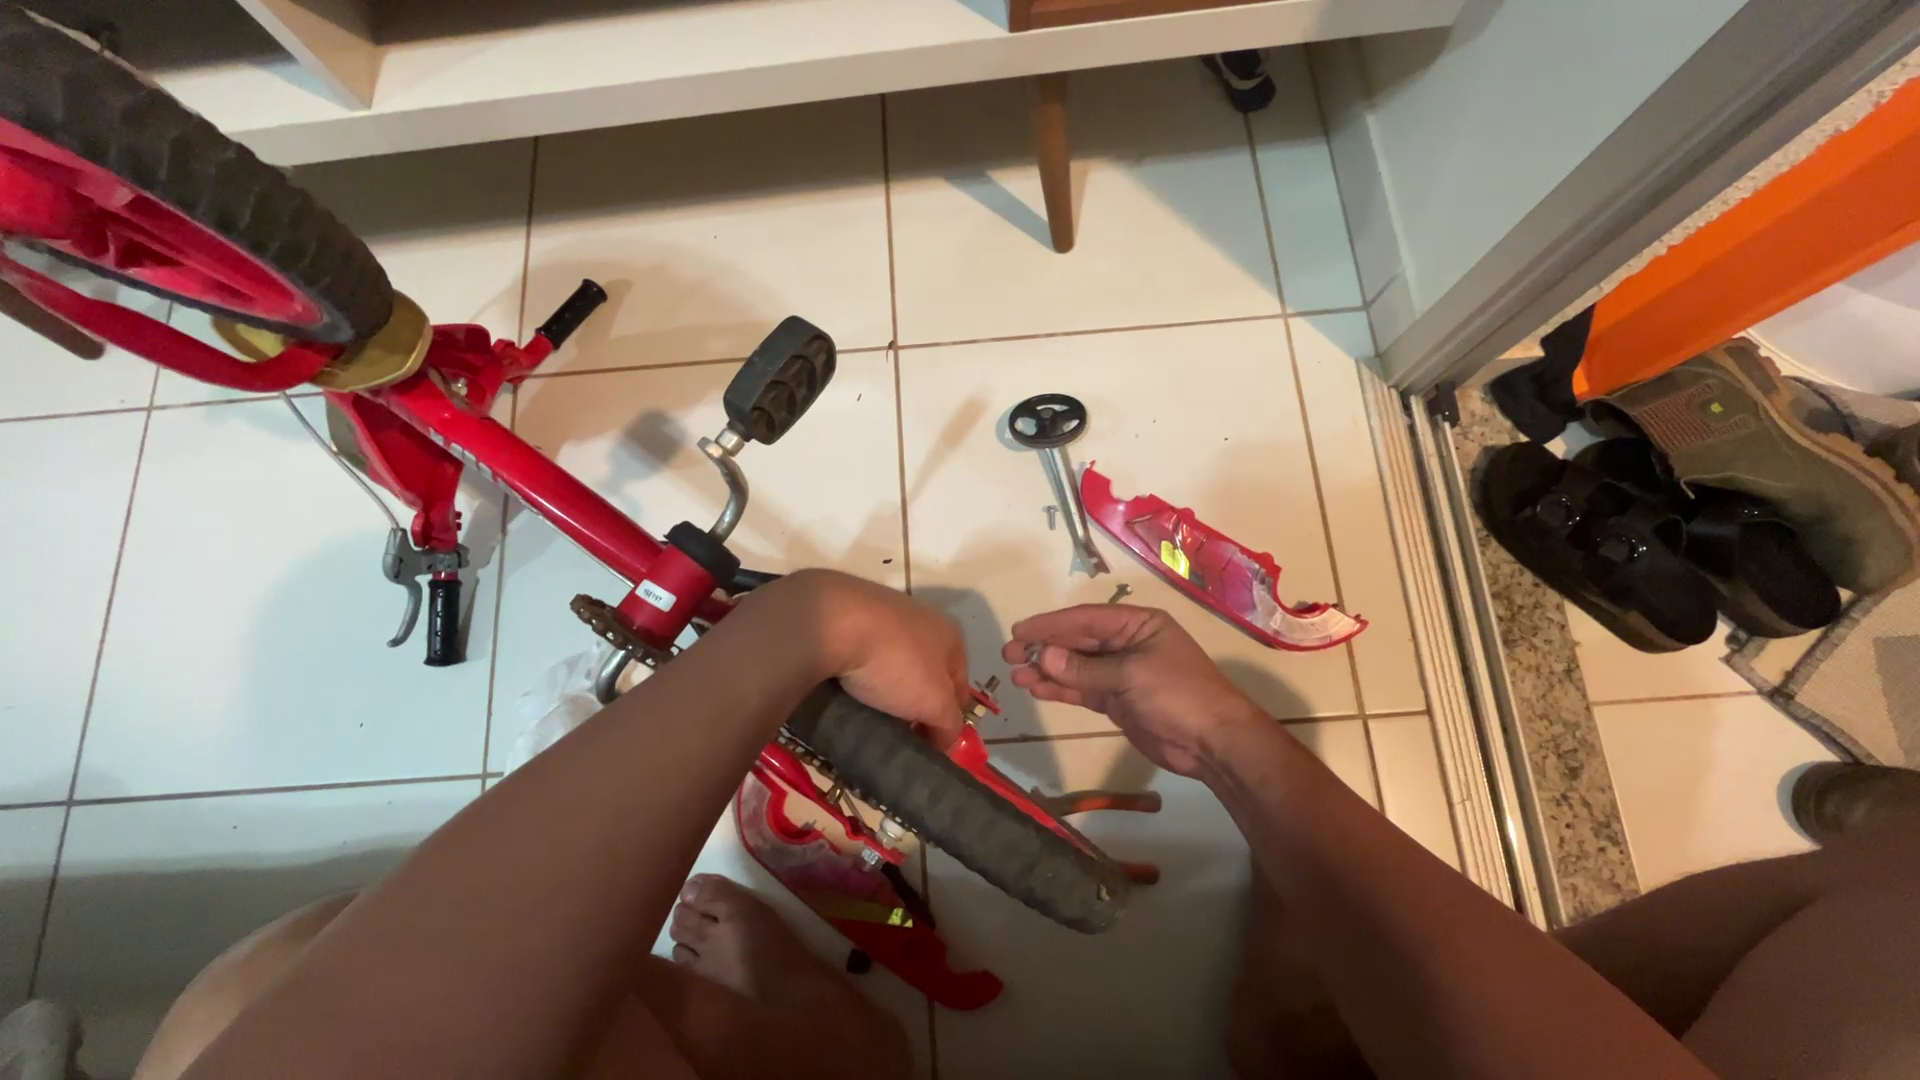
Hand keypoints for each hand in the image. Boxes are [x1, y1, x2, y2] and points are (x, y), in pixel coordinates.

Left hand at [760, 570, 970, 744]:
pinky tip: (848, 689)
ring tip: (871, 714)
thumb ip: (948, 725)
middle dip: (917, 705)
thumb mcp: (933, 702)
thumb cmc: (894, 662)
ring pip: (895, 663)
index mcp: (951, 636)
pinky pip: (863, 653)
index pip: (960, 689)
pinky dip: (860, 671)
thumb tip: (946, 743)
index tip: (928, 747)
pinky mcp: (850, 614)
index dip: (949, 721)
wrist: (831, 621)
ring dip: (887, 688)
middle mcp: (923, 618)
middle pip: (927, 675)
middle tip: (900, 733)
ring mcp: (885, 612)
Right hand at [1001, 604, 1263, 775]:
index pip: (1085, 619)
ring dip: (1047, 670)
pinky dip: (1060, 688)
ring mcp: (1122, 673)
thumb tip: (1043, 657)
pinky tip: (1036, 688)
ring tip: (1015, 674)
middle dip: (1044, 647)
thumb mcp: (1131, 675)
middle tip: (1009, 655)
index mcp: (1137, 624)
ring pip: (1076, 667)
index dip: (1051, 624)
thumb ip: (1085, 668)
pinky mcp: (1118, 700)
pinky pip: (1082, 689)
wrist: (1213, 742)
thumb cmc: (1178, 694)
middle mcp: (1127, 644)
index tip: (1019, 631)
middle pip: (1077, 641)